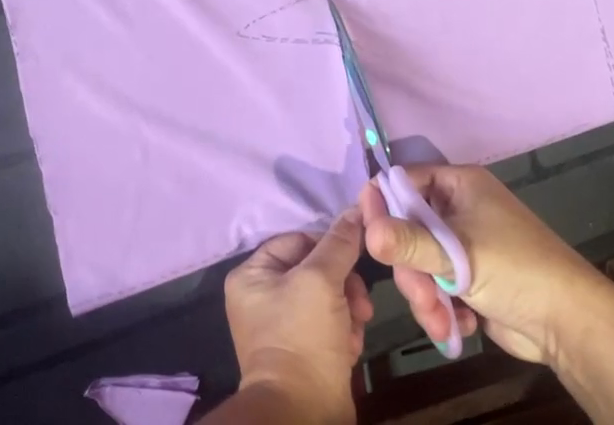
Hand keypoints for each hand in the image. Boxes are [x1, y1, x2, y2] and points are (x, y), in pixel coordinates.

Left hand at [223, 210, 373, 423]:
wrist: (304, 412)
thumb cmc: (302, 336)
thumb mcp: (321, 280)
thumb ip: (338, 243)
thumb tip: (356, 208)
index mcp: (252, 275)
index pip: (297, 240)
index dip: (328, 245)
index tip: (355, 256)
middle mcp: (263, 296)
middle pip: (316, 269)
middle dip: (344, 284)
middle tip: (360, 302)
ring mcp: (284, 324)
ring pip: (330, 296)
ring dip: (349, 309)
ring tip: (355, 327)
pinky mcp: (305, 348)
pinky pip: (332, 323)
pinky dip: (346, 331)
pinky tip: (350, 346)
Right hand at [360, 166, 603, 364]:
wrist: (569, 324)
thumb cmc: (515, 269)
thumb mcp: (457, 254)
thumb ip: (408, 243)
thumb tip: (367, 230)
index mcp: (459, 184)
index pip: (403, 182)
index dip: (382, 205)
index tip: (367, 235)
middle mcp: (459, 209)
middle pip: (408, 230)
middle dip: (411, 270)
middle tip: (423, 294)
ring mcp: (464, 246)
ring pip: (419, 264)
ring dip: (426, 297)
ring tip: (444, 321)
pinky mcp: (469, 280)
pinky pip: (436, 286)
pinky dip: (442, 308)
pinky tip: (458, 325)